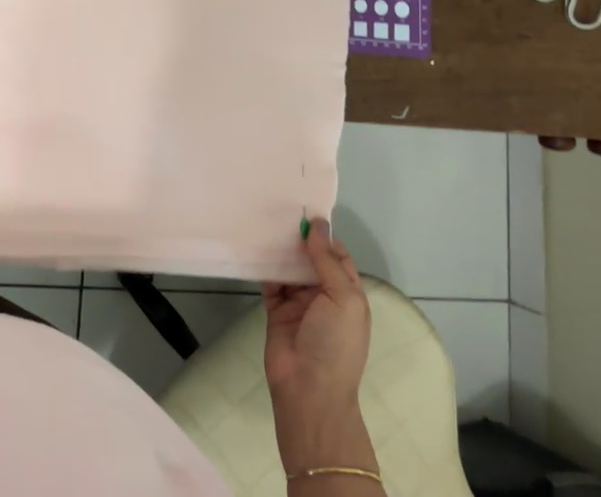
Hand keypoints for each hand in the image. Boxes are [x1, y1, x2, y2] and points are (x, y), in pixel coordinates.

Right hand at [262, 219, 376, 477]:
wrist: (309, 389)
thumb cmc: (335, 343)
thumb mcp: (343, 299)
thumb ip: (327, 261)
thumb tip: (317, 226)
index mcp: (348, 293)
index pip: (337, 255)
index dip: (324, 235)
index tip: (304, 211)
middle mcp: (324, 295)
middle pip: (311, 259)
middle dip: (299, 238)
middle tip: (278, 210)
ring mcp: (299, 304)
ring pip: (289, 269)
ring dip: (280, 251)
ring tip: (263, 223)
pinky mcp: (276, 311)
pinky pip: (269, 284)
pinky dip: (263, 268)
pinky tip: (253, 248)